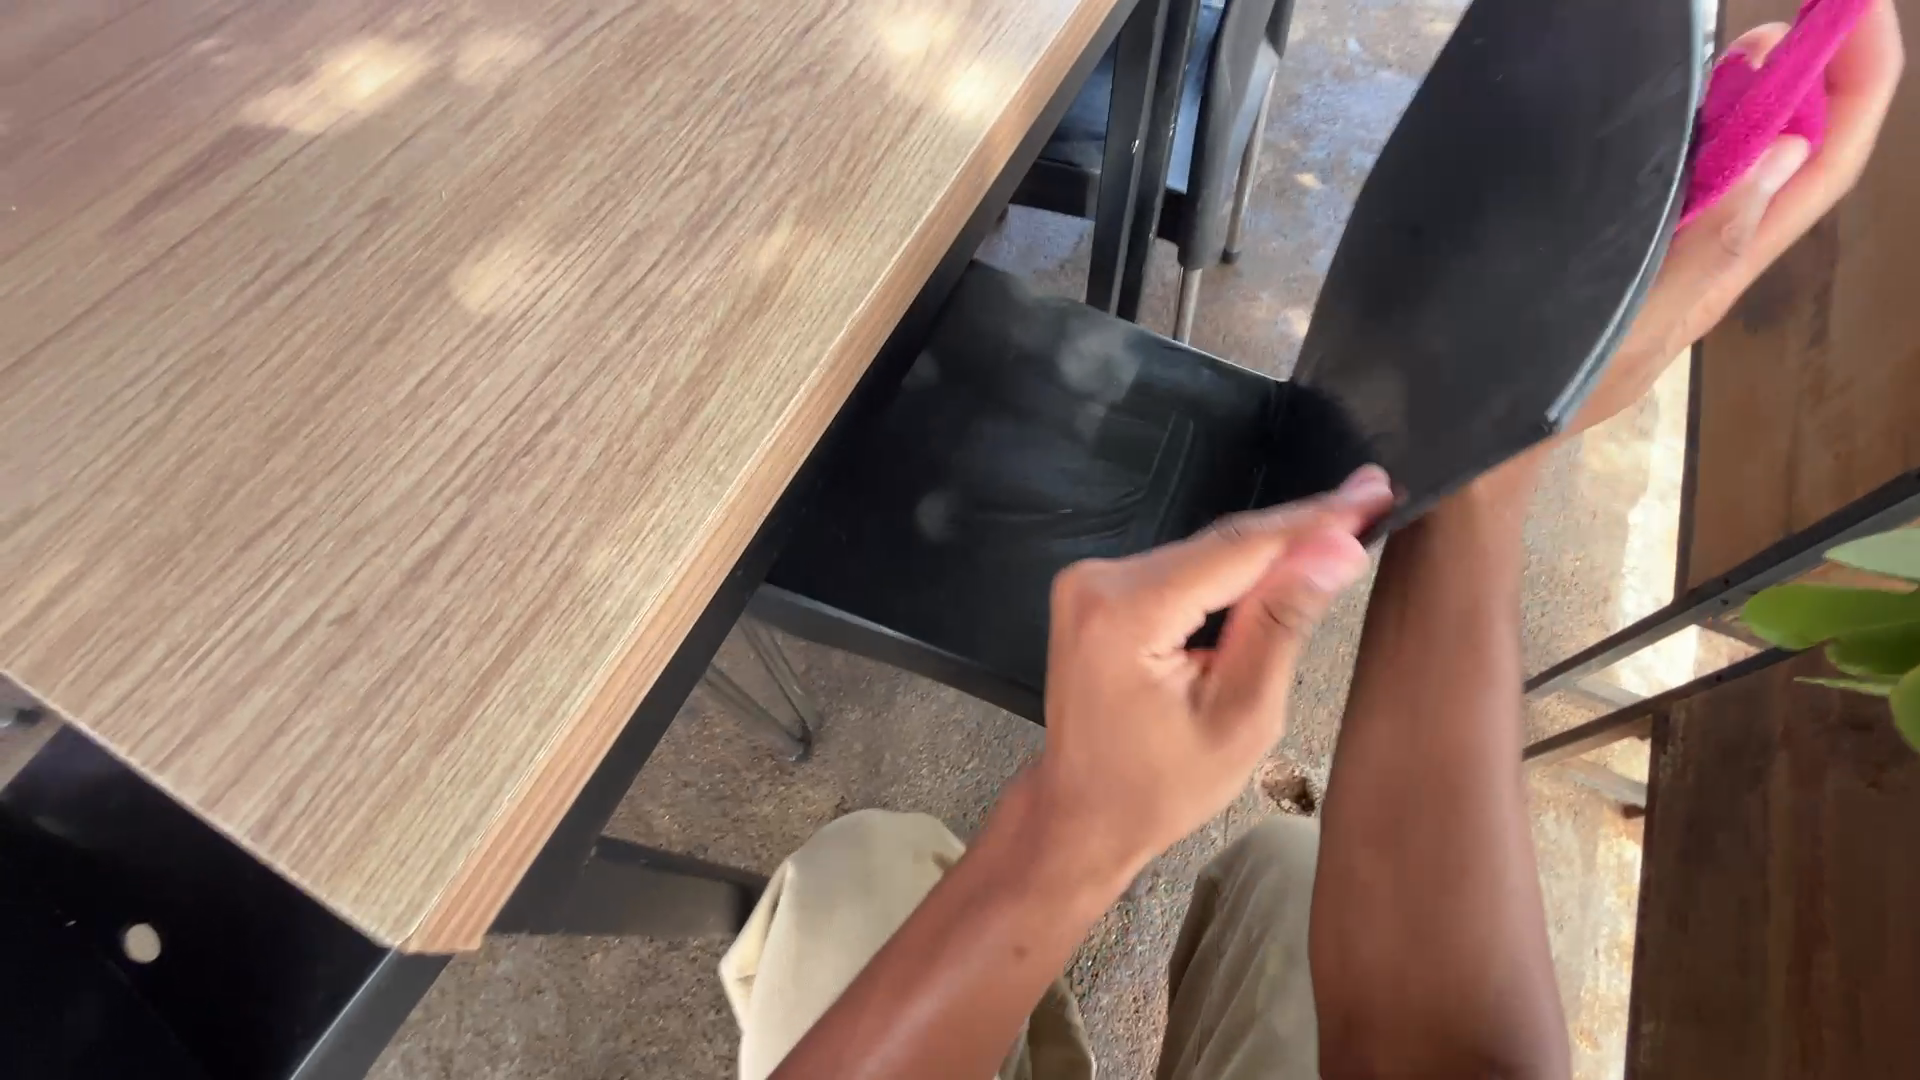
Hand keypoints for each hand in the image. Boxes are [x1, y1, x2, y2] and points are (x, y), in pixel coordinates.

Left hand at [1030, 466, 1394, 875]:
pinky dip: (1224, 575)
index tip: (1374, 491)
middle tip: (1371, 499)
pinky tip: (1275, 568)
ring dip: (1263, 555)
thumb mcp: (1240, 716)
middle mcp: (1098, 579)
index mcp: (1125, 612)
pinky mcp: (1093, 591)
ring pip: (1199, 556)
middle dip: (1295, 532)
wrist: (1083, 809)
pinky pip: (1176, 571)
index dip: (1312, 519)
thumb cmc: (1163, 785)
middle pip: (1216, 547)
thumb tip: (1336, 547)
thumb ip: (1281, 623)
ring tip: (1339, 531)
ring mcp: (1088, 581)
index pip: (1236, 549)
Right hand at [1570, 0, 1903, 433]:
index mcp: (1725, 269)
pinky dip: (1680, 149)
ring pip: (1728, 174)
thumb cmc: (1557, 393)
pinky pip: (1670, 195)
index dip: (1854, 87)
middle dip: (1802, 84)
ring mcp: (1661, 261)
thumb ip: (1707, 253)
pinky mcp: (1615, 265)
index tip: (1852, 13)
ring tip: (1727, 59)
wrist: (1494, 434)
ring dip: (1743, 108)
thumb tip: (1785, 154)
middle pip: (1788, 160)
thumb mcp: (1637, 331)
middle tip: (1766, 32)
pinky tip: (1654, 132)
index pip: (1823, 168)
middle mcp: (1707, 257)